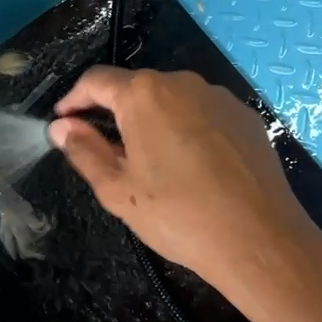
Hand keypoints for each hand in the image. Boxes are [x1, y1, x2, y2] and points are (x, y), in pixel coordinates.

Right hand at [50, 67, 321, 299]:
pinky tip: (192, 165)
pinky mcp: (245, 116)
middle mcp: (181, 82)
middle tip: (106, 151)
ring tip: (151, 162)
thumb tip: (61, 127)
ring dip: (153, 120)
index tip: (63, 122)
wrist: (260, 241)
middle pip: (135, 88)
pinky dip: (187, 129)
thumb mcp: (118, 190)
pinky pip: (202, 113)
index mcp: (143, 94)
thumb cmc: (179, 215)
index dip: (74, 100)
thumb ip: (84, 151)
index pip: (95, 81)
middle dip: (114, 112)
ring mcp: (218, 96)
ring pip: (171, 100)